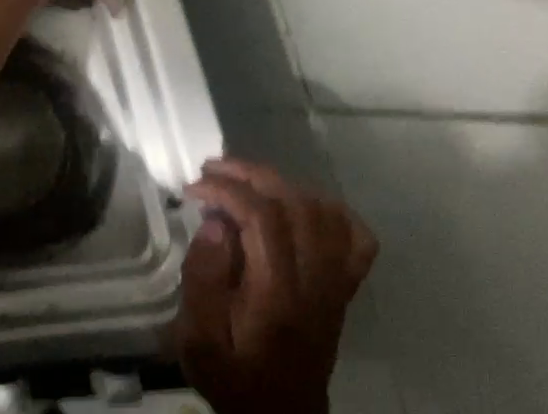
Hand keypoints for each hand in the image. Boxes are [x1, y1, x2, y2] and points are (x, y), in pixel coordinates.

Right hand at [176, 158, 378, 413]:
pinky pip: (356, 239)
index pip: (264, 219)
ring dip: (282, 184)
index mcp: (278, 296)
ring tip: (242, 181)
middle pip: (297, 205)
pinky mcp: (343, 290)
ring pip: (325, 213)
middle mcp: (316, 285)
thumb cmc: (232, 376)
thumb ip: (202, 281)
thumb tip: (213, 225)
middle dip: (250, 175)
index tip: (191, 189)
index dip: (226, 191)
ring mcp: (336, 286)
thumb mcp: (197, 340)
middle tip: (210, 170)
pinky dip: (331, 211)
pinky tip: (297, 205)